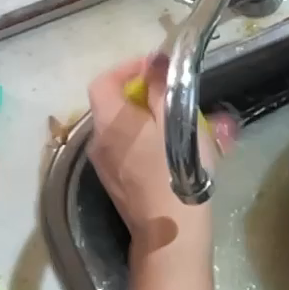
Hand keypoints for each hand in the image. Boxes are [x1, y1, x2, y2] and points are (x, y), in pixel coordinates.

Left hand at [85, 56, 232, 255]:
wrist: (171, 229)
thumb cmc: (177, 171)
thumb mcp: (177, 122)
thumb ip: (163, 88)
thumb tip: (155, 61)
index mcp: (111, 122)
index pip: (104, 81)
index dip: (129, 68)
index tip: (159, 68)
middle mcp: (100, 141)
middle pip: (116, 105)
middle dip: (147, 95)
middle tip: (180, 98)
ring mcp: (107, 164)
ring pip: (126, 129)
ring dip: (152, 119)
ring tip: (188, 125)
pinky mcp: (119, 182)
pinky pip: (131, 149)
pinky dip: (152, 141)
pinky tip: (180, 152)